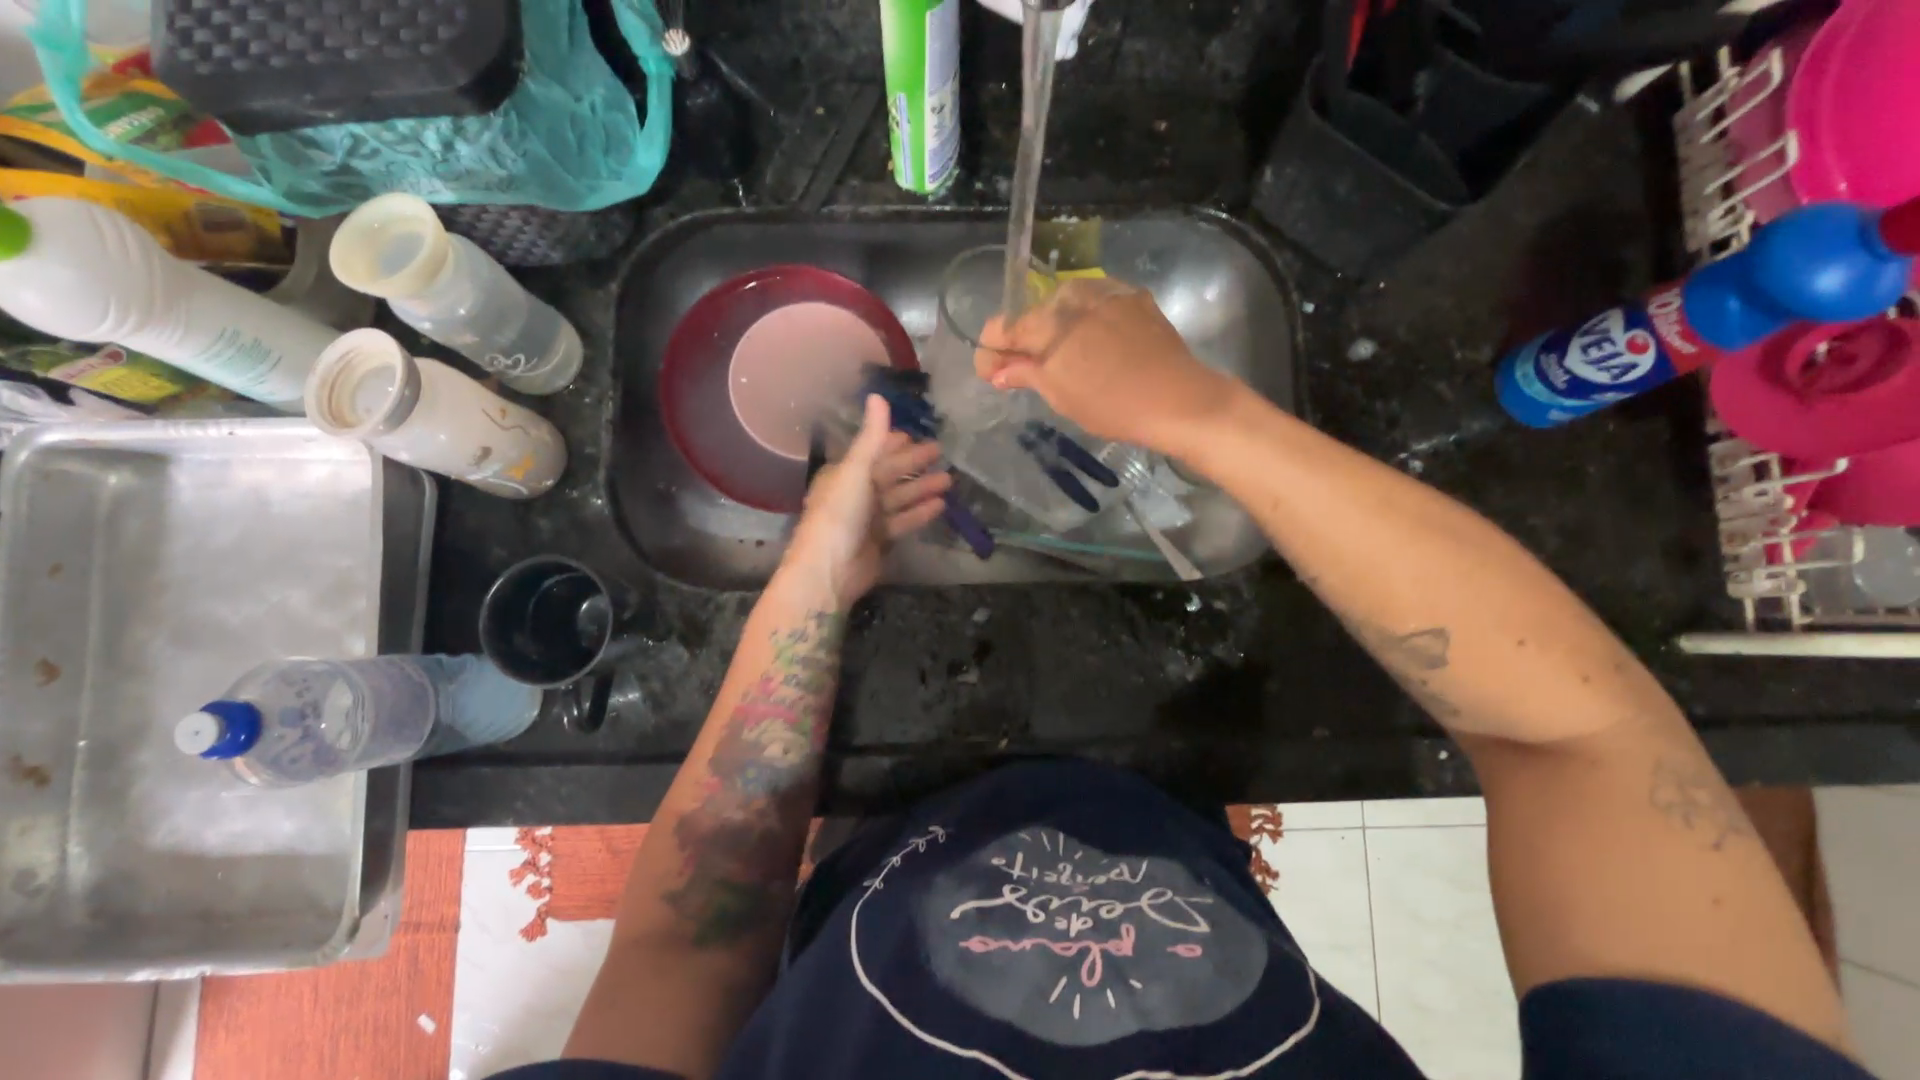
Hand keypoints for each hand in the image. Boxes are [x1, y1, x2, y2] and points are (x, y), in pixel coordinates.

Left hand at [778, 395, 952, 607]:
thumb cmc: (839, 512)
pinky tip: (941, 505)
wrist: (830, 568)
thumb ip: (871, 436)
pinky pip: (902, 521)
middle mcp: (854, 493)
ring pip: (898, 498)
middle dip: (913, 463)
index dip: (893, 442)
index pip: (872, 452)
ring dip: (921, 488)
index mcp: (843, 473)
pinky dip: (919, 513)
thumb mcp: (856, 469)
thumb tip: (878, 395)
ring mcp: (866, 519)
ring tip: (949, 480)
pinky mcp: (878, 541)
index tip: (916, 434)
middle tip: (942, 452)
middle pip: (888, 474)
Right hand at [973, 279, 1238, 451]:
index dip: (991, 354)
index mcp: (1047, 320)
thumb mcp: (1060, 395)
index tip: (994, 376)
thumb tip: (998, 371)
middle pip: (1033, 315)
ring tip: (1067, 361)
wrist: (1179, 399)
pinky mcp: (1132, 296)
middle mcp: (1072, 294)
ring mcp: (1105, 290)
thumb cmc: (1111, 405)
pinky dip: (1088, 323)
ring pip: (1065, 308)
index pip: (1001, 328)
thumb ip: (1024, 374)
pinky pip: (1096, 305)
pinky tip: (1097, 348)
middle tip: (1029, 373)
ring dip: (1058, 331)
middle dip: (1026, 342)